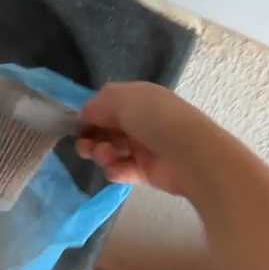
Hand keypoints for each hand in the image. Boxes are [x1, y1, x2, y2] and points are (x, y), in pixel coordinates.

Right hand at [75, 82, 229, 198]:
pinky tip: (115, 170)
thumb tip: (84, 114)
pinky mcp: (147, 171)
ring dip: (102, 153)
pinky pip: (123, 170)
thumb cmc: (155, 119)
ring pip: (112, 150)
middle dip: (92, 137)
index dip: (90, 114)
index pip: (107, 104)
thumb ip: (97, 105)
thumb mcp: (121, 99)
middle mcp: (141, 120)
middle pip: (106, 128)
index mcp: (138, 98)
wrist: (191, 155)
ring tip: (106, 156)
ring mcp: (145, 146)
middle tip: (85, 147)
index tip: (78, 126)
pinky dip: (115, 171)